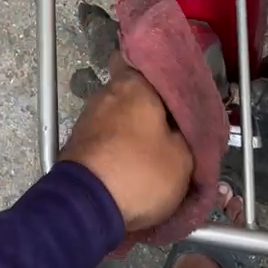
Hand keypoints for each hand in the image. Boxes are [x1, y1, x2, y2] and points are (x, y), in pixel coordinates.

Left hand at [60, 53, 193, 229]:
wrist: (87, 204)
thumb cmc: (139, 171)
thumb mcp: (183, 158)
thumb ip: (188, 134)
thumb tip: (181, 126)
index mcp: (133, 84)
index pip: (147, 63)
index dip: (164, 77)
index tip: (178, 94)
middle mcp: (107, 91)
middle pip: (136, 94)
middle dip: (152, 110)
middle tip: (174, 131)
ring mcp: (89, 115)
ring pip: (120, 117)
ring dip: (135, 131)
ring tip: (156, 156)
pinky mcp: (78, 140)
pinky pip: (107, 137)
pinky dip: (119, 147)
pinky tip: (134, 166)